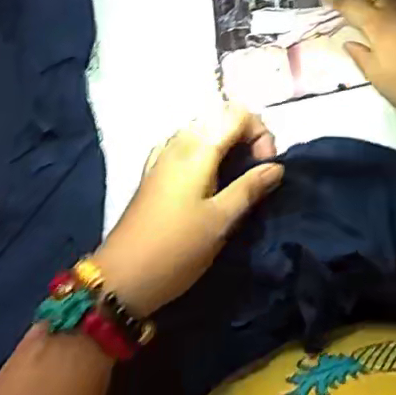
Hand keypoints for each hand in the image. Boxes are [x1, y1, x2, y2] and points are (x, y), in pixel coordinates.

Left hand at [90, 105, 282, 315]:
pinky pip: (187, 146)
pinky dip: (206, 152)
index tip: (266, 168)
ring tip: (237, 177)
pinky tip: (208, 180)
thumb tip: (276, 167)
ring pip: (204, 129)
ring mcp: (163, 156)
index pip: (239, 113)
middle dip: (247, 136)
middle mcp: (179, 142)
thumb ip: (250, 188)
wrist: (119, 281)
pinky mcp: (154, 172)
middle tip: (256, 171)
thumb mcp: (221, 220)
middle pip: (222, 116)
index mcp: (198, 148)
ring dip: (227, 144)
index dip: (261, 133)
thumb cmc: (175, 248)